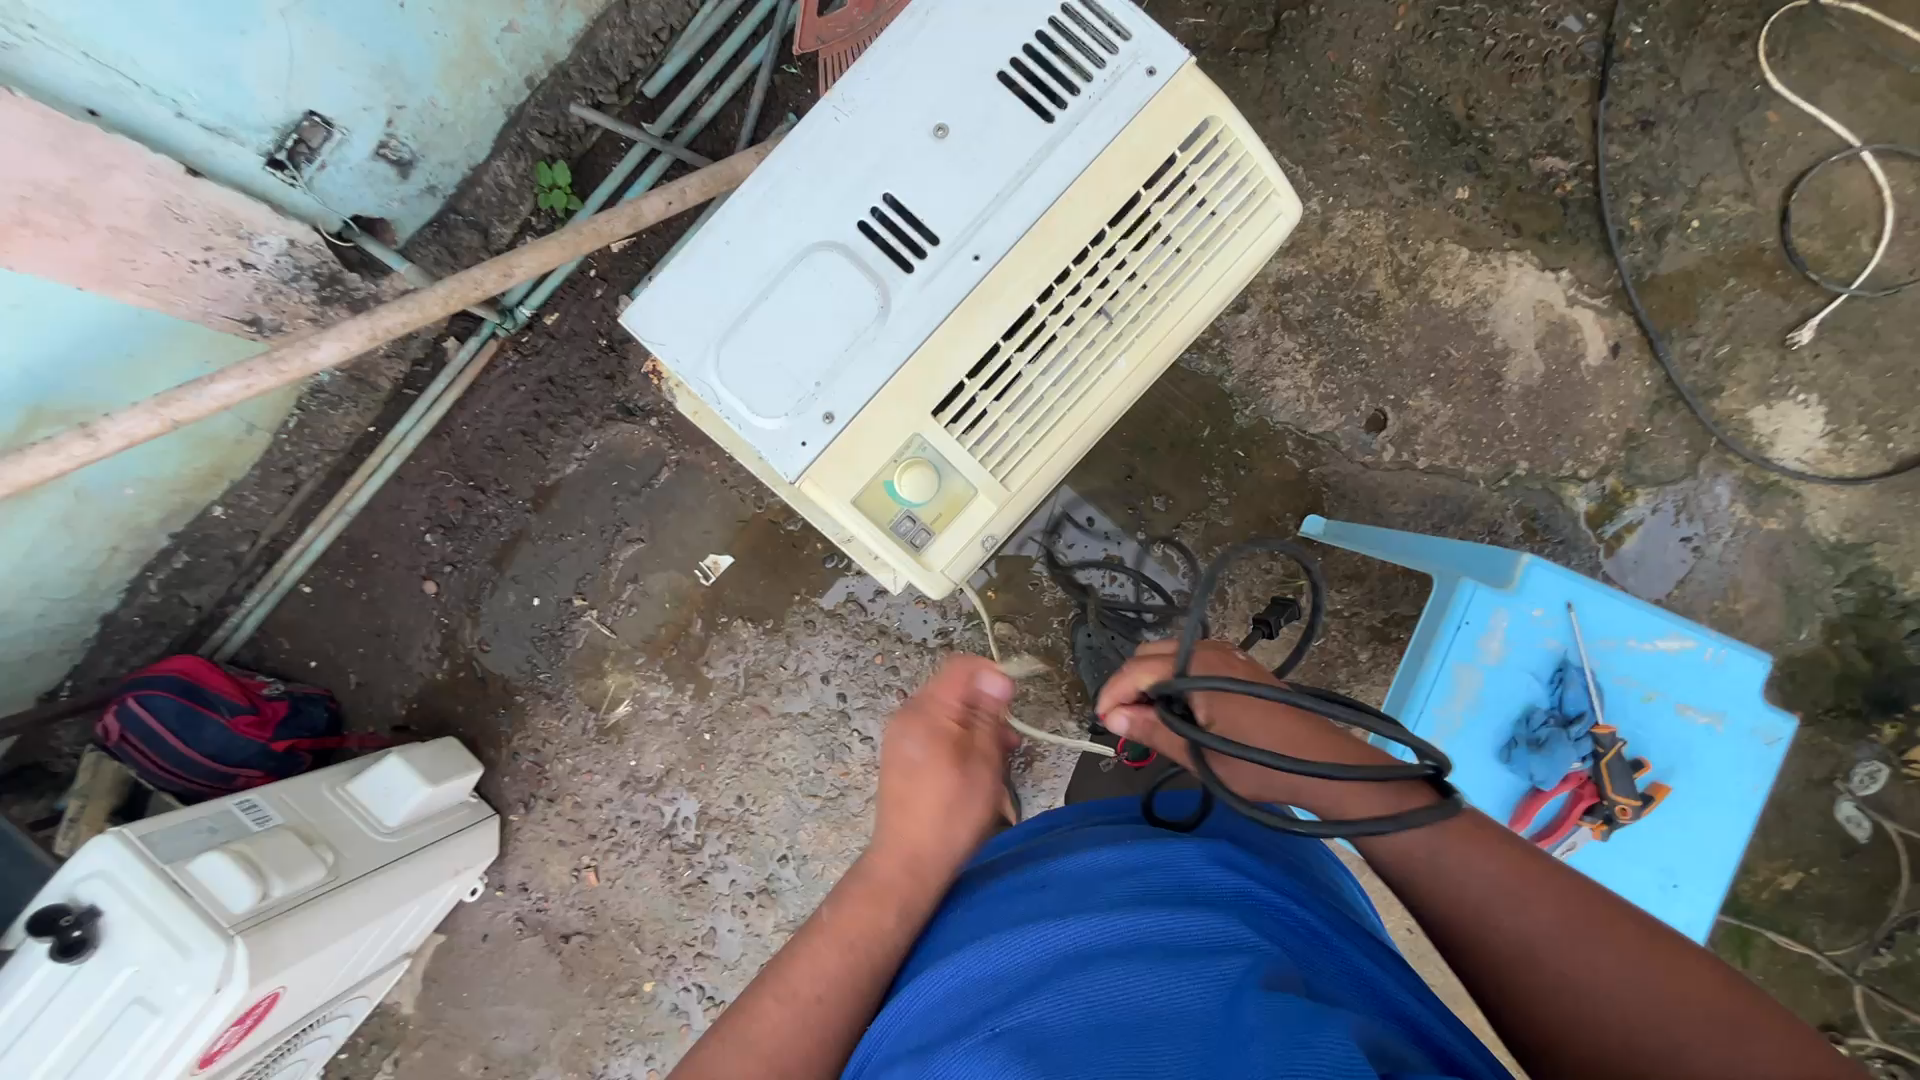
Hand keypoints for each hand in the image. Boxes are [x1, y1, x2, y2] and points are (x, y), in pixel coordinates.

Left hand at [871, 656, 1019, 878]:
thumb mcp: (982, 761)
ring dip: (976, 727)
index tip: (1013, 702)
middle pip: (955, 689)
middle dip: (987, 707)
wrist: (907, 864)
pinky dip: (958, 741)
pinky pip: (934, 732)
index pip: (962, 666)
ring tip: (997, 760)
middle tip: (1010, 740)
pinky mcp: (900, 755)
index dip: (992, 675)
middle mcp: (908, 714)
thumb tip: (998, 675)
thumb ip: (989, 714)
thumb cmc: (951, 815)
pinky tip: (973, 769)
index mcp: (926, 710)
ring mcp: (900, 735)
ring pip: (947, 713)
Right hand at [1096, 640, 1435, 817]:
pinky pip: (1190, 664)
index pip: (1136, 670)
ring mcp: (1226, 656)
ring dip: (1151, 684)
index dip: (1112, 695)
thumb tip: (1111, 717)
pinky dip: (1174, 683)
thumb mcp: (1198, 754)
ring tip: (1148, 722)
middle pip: (1149, 656)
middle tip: (1124, 724)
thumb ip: (1150, 731)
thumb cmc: (1260, 764)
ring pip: (1169, 658)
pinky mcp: (1238, 667)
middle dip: (1129, 686)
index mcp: (1196, 666)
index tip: (1102, 724)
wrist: (1326, 766)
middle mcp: (1208, 649)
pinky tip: (1178, 713)